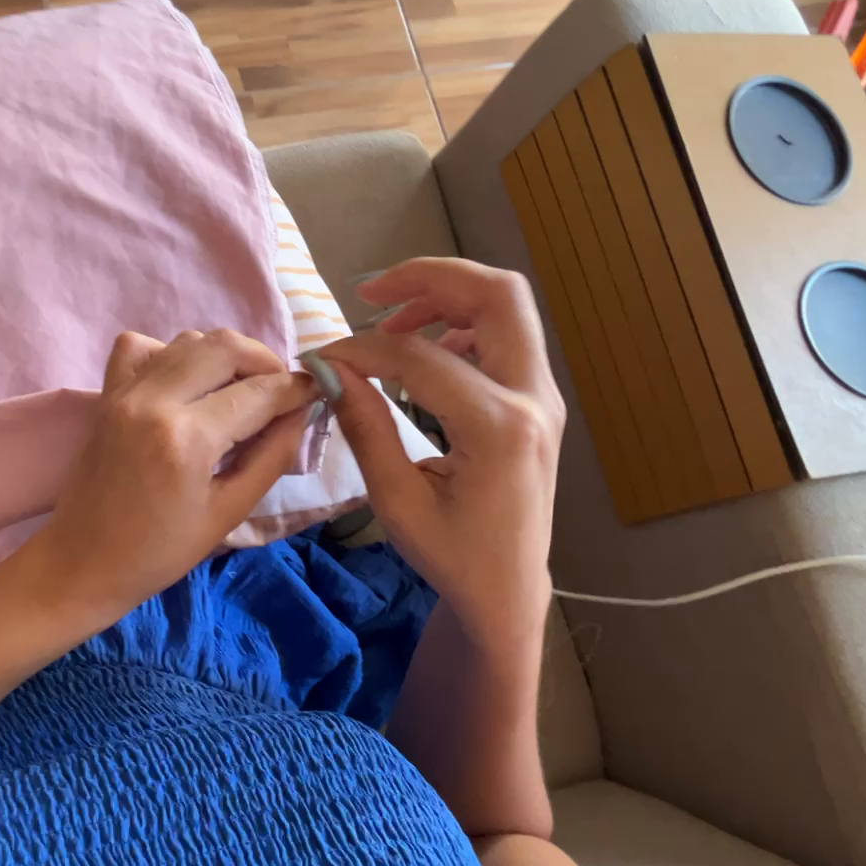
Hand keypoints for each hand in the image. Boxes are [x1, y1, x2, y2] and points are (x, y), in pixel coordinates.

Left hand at [12, 329, 319, 627]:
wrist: (82, 562)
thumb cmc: (159, 552)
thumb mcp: (228, 512)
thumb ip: (272, 456)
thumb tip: (300, 411)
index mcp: (187, 438)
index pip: (259, 391)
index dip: (296, 389)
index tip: (316, 392)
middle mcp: (154, 400)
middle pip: (225, 346)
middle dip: (265, 362)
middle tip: (280, 391)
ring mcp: (124, 392)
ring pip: (188, 340)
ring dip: (224, 356)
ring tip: (239, 392)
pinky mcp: (106, 394)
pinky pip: (141, 346)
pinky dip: (171, 353)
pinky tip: (184, 385)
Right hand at [315, 258, 564, 649]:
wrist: (506, 587)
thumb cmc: (449, 554)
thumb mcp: (395, 500)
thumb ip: (365, 427)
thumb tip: (331, 371)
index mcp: (497, 430)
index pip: (419, 359)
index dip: (361, 349)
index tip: (322, 358)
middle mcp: (534, 400)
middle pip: (497, 295)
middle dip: (429, 278)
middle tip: (370, 292)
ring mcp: (543, 396)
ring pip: (507, 307)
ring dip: (448, 296)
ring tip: (391, 319)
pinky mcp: (537, 400)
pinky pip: (507, 335)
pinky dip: (462, 323)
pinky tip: (425, 350)